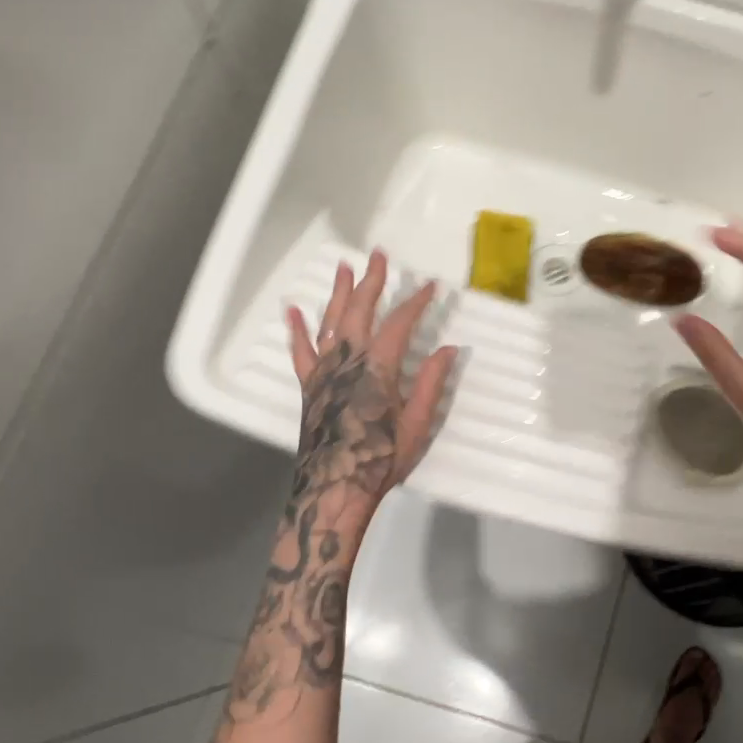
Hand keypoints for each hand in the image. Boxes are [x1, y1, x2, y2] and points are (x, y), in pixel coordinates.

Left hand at [285, 250, 456, 519]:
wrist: (335, 486)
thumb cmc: (382, 458)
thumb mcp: (418, 424)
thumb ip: (430, 383)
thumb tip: (449, 349)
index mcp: (379, 367)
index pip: (400, 323)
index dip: (416, 302)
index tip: (429, 286)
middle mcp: (349, 360)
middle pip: (360, 311)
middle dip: (371, 281)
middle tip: (378, 255)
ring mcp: (325, 371)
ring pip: (331, 323)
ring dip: (338, 293)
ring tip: (343, 267)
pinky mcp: (309, 385)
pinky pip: (301, 351)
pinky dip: (297, 330)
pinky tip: (293, 310)